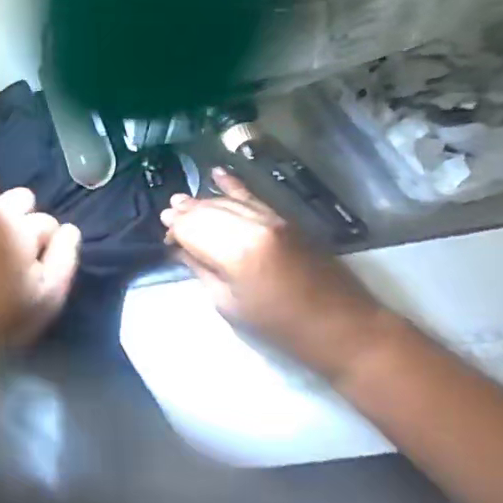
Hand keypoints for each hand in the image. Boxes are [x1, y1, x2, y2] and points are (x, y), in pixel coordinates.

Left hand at [0, 165, 80, 349]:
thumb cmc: (2, 320)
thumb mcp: (49, 296)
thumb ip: (65, 256)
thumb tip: (69, 229)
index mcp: (21, 227)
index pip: (48, 221)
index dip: (48, 242)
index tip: (40, 263)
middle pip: (20, 197)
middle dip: (24, 215)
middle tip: (17, 245)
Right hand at [160, 168, 391, 380]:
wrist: (339, 325)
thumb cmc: (280, 328)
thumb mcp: (230, 305)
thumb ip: (201, 269)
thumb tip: (178, 246)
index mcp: (236, 251)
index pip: (193, 228)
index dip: (175, 228)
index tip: (163, 233)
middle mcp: (253, 224)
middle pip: (209, 210)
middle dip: (186, 212)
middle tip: (168, 214)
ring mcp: (272, 217)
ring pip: (228, 201)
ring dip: (204, 201)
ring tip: (183, 201)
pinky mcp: (285, 217)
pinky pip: (254, 195)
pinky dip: (234, 185)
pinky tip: (218, 174)